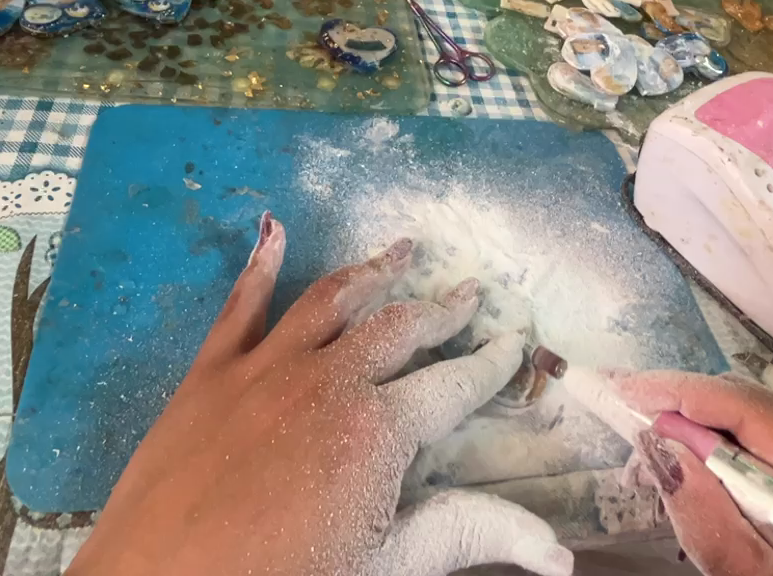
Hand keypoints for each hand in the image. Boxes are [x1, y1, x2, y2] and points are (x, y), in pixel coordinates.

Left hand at [67, 214, 573, 575]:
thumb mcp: (382, 566)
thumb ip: (465, 535)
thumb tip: (559, 554)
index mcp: (377, 428)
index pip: (452, 384)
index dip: (489, 362)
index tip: (513, 339)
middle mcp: (330, 377)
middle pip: (399, 328)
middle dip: (441, 309)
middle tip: (469, 290)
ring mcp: (268, 365)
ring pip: (333, 299)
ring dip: (372, 271)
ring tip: (403, 248)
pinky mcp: (213, 368)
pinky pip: (242, 304)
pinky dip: (259, 263)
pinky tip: (273, 230)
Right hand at [617, 372, 772, 575]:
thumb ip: (724, 537)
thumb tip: (663, 453)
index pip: (751, 409)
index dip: (683, 393)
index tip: (622, 392)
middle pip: (747, 404)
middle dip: (679, 405)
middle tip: (619, 413)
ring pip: (748, 419)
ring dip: (691, 427)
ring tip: (645, 447)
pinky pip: (757, 445)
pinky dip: (713, 450)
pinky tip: (687, 468)